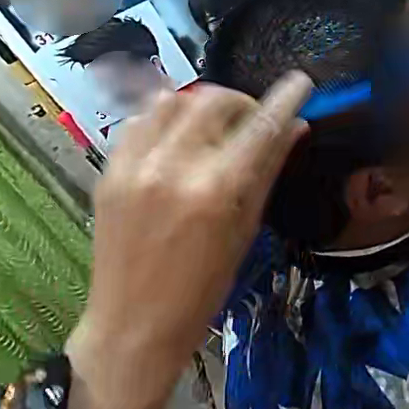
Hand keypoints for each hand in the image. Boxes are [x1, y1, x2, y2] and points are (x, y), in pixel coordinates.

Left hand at [65, 74, 310, 408]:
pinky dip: (164, 118)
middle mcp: (173, 168)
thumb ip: (269, 169)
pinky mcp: (108, 173)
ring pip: (173, 100)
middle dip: (241, 101)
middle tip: (252, 118)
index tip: (300, 80)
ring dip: (201, 104)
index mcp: (216, 190)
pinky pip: (138, 121)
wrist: (132, 328)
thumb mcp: (247, 228)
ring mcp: (134, 168)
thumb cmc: (203, 287)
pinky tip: (176, 136)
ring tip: (212, 125)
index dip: (285, 98)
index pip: (260, 125)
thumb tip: (297, 126)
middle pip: (213, 100)